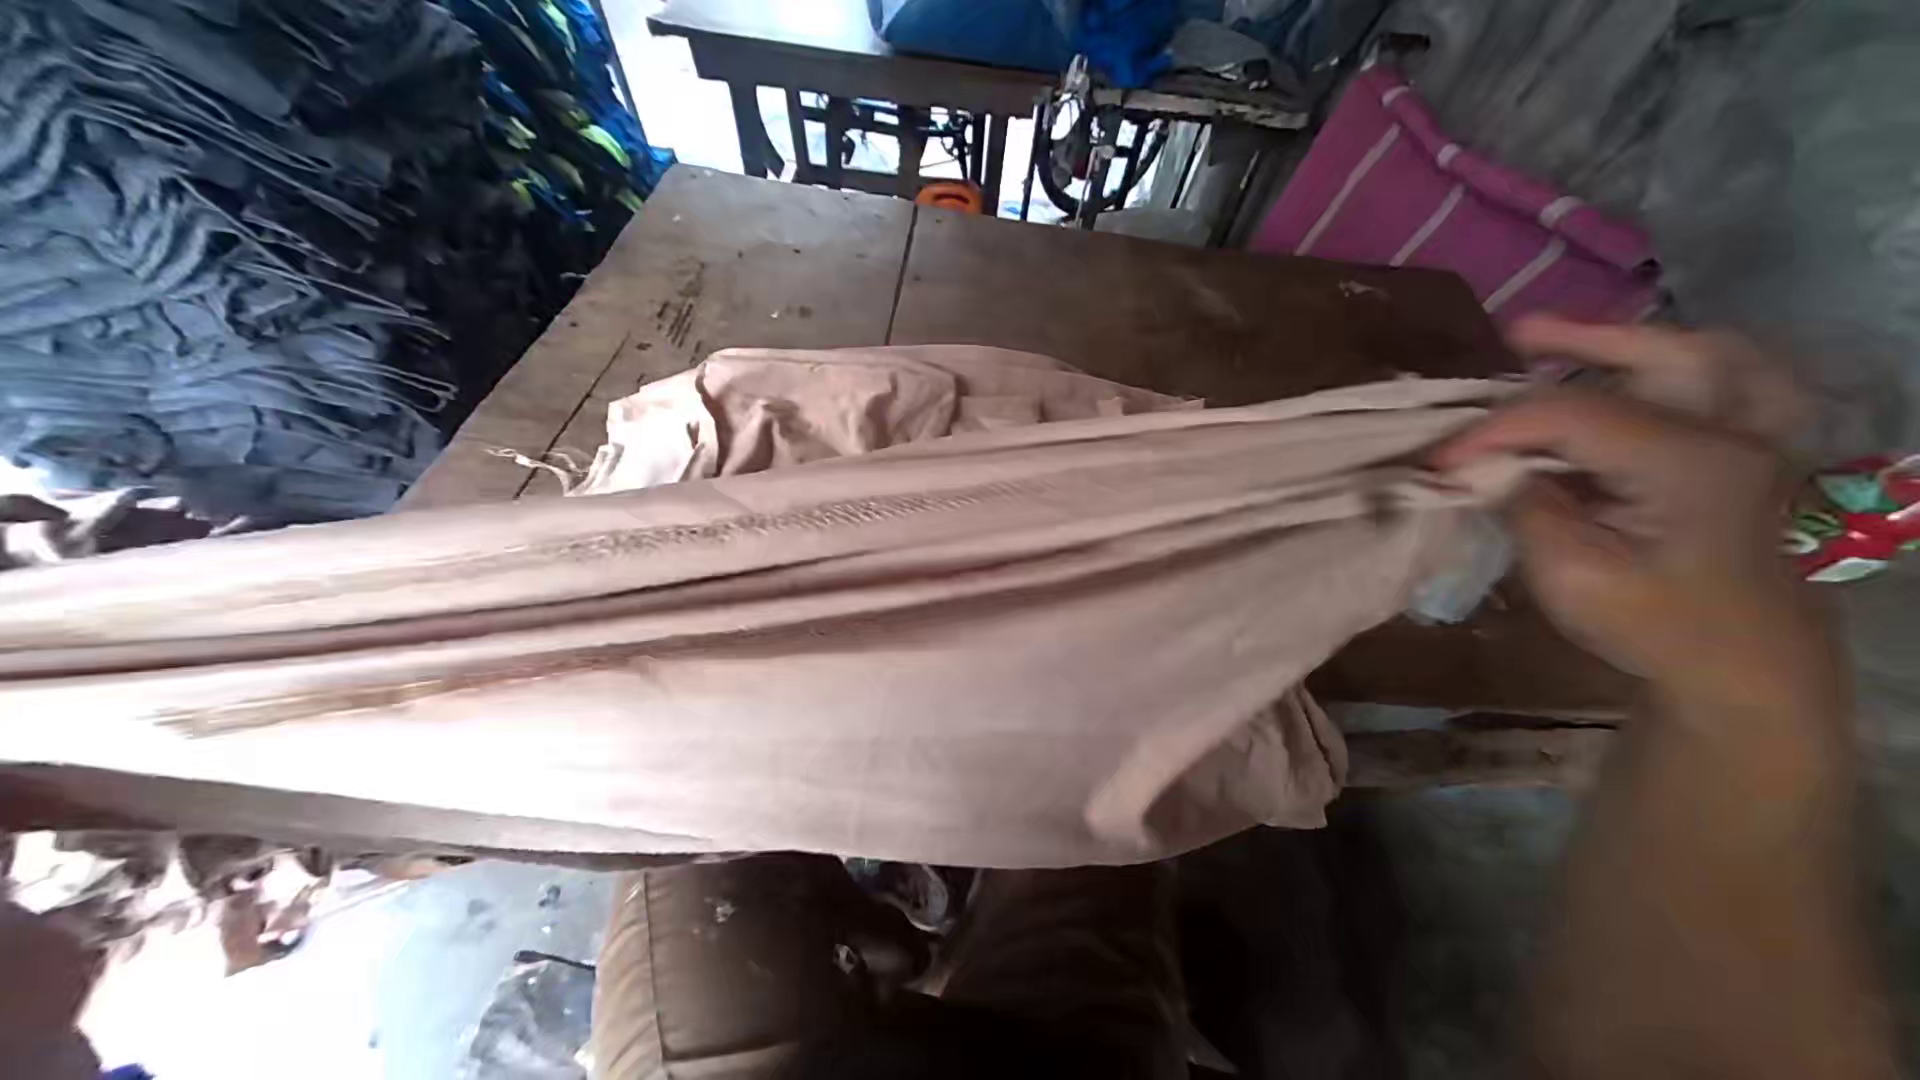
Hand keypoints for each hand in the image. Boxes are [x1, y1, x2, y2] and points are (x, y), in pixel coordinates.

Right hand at [1436, 317, 1832, 711]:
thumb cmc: (1653, 625)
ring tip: (1566, 347)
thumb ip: (1524, 503)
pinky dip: (1673, 373)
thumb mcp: (1570, 572)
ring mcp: (1755, 445)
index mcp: (1691, 462)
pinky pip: (1727, 389)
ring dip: (1635, 347)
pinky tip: (1626, 385)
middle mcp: (1735, 435)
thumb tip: (1480, 467)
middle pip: (1669, 354)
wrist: (1742, 669)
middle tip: (1516, 336)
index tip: (1436, 459)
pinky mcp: (1748, 462)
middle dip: (1586, 340)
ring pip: (1714, 359)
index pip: (1570, 415)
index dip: (1493, 429)